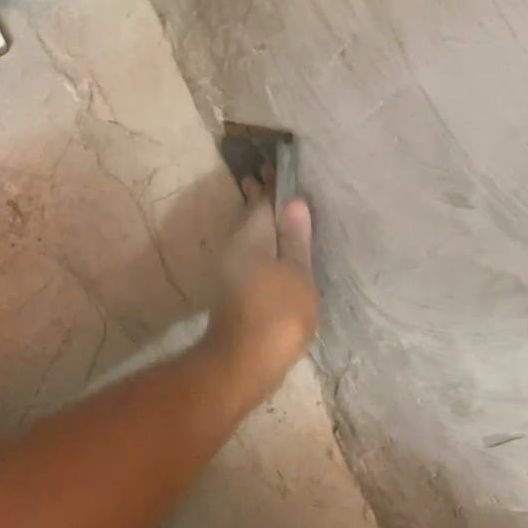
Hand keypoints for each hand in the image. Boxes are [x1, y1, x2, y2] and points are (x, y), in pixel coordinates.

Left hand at [203, 179, 318, 391]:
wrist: (242, 363)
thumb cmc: (276, 314)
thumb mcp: (296, 273)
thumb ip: (295, 238)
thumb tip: (294, 201)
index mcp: (250, 237)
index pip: (262, 199)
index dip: (273, 183)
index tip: (280, 165)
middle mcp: (235, 248)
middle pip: (251, 217)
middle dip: (263, 199)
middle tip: (273, 178)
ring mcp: (231, 271)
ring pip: (250, 237)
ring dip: (262, 222)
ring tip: (280, 211)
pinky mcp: (235, 291)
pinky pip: (251, 255)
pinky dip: (263, 245)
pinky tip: (276, 251)